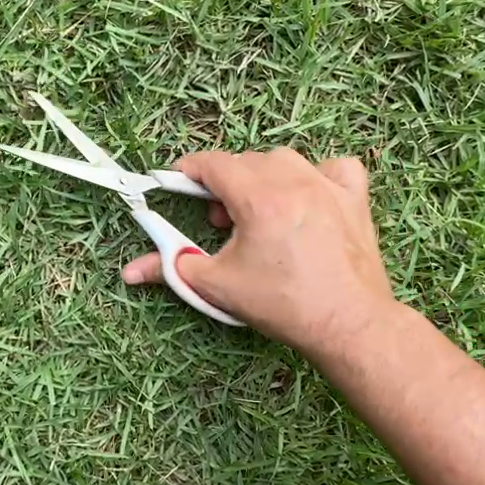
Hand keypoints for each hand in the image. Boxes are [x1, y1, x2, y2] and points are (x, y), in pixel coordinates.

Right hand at [120, 148, 398, 356]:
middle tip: (216, 219)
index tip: (174, 181)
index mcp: (260, 200)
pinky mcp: (355, 200)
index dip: (187, 169)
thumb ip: (170, 268)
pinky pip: (334, 167)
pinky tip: (304, 197)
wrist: (347, 323)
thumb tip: (130, 271)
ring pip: (284, 161)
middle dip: (222, 182)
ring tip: (254, 211)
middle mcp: (296, 183)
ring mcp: (330, 188)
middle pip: (245, 162)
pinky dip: (314, 174)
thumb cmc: (281, 304)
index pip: (214, 164)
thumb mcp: (216, 285)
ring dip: (260, 177)